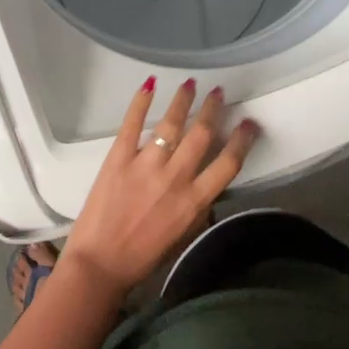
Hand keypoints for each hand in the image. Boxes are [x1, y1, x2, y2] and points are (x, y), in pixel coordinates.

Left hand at [62, 77, 259, 296]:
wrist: (100, 264)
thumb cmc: (144, 257)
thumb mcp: (184, 236)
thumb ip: (198, 209)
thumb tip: (207, 188)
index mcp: (194, 201)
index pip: (228, 163)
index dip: (242, 140)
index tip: (249, 123)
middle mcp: (175, 178)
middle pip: (202, 135)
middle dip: (213, 109)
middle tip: (218, 92)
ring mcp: (145, 165)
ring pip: (171, 124)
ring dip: (183, 100)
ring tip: (191, 83)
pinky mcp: (118, 158)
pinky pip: (132, 124)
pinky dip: (141, 101)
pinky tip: (150, 84)